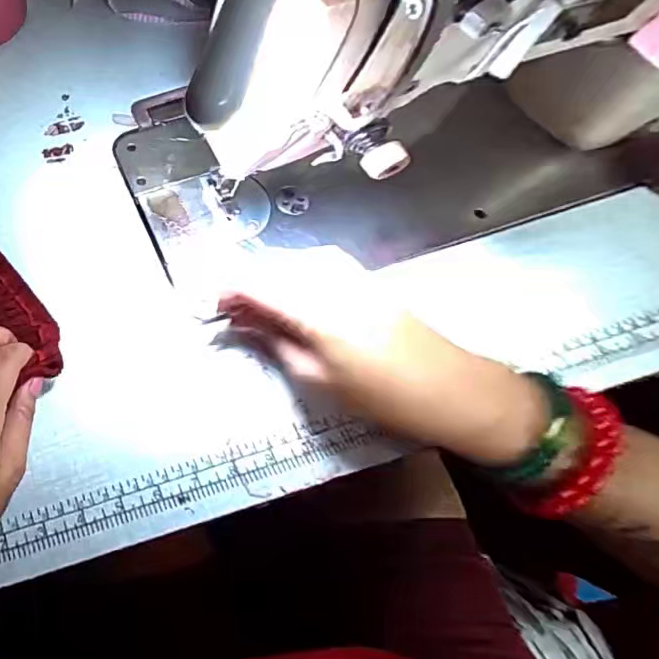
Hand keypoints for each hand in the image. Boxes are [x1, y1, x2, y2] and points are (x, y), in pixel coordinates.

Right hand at [218, 267, 546, 466]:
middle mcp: (331, 278)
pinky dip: (291, 276)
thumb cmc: (383, 396)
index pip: (255, 282)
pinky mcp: (364, 276)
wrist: (452, 388)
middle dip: (242, 283)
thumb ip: (276, 341)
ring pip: (292, 262)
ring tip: (252, 306)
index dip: (225, 289)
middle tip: (225, 310)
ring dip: (266, 278)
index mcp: (316, 308)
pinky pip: (314, 264)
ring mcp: (351, 273)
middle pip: (271, 266)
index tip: (206, 304)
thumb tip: (243, 320)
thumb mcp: (318, 378)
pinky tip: (286, 294)